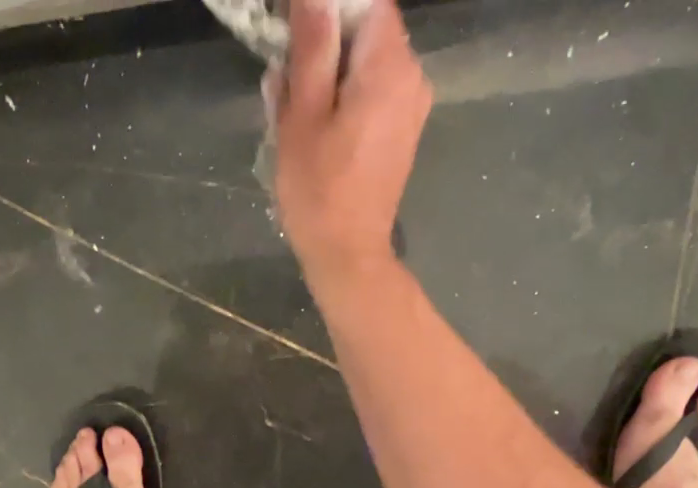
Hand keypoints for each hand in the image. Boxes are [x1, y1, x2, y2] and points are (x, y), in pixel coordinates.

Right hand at [270, 0, 431, 277]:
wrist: (347, 252)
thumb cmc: (318, 189)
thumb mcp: (302, 116)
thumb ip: (311, 48)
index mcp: (389, 66)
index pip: (367, 1)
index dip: (328, 6)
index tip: (294, 29)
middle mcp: (412, 76)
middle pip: (368, 29)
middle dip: (324, 41)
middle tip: (284, 75)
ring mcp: (411, 105)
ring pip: (367, 61)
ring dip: (329, 71)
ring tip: (293, 106)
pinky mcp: (402, 129)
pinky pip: (373, 91)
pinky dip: (343, 94)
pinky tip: (315, 124)